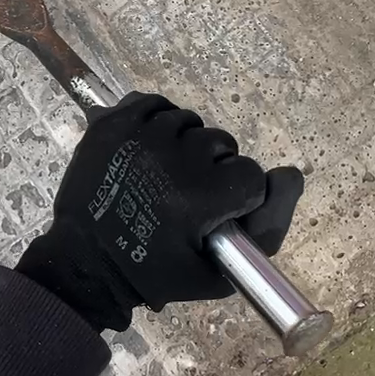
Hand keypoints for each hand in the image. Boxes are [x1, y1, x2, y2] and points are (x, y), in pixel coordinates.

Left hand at [14, 93, 303, 331]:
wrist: (84, 260)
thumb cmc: (154, 272)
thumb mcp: (218, 273)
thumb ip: (267, 229)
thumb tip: (290, 174)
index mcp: (203, 194)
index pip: (251, 174)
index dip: (237, 195)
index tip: (214, 211)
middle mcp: (175, 156)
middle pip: (219, 143)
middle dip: (211, 168)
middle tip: (185, 194)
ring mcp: (140, 134)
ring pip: (187, 121)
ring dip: (184, 143)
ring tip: (165, 171)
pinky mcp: (113, 122)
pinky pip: (152, 102)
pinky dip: (157, 118)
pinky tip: (151, 145)